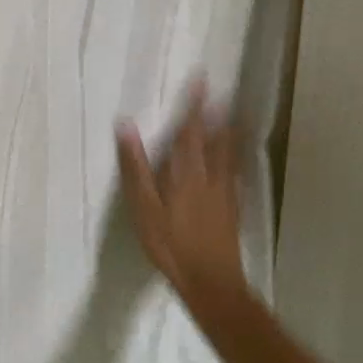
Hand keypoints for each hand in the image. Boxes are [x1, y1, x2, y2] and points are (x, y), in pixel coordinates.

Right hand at [115, 80, 246, 300]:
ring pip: (229, 154)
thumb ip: (135, 166)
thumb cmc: (172, 246)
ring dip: (230, 131)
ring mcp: (225, 193)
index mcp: (186, 172)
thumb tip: (125, 125)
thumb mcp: (145, 209)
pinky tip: (237, 161)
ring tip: (234, 114)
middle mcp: (210, 176)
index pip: (191, 129)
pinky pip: (236, 174)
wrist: (212, 283)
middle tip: (222, 90)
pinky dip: (236, 159)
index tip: (201, 79)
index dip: (195, 103)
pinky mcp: (234, 209)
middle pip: (216, 138)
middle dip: (218, 113)